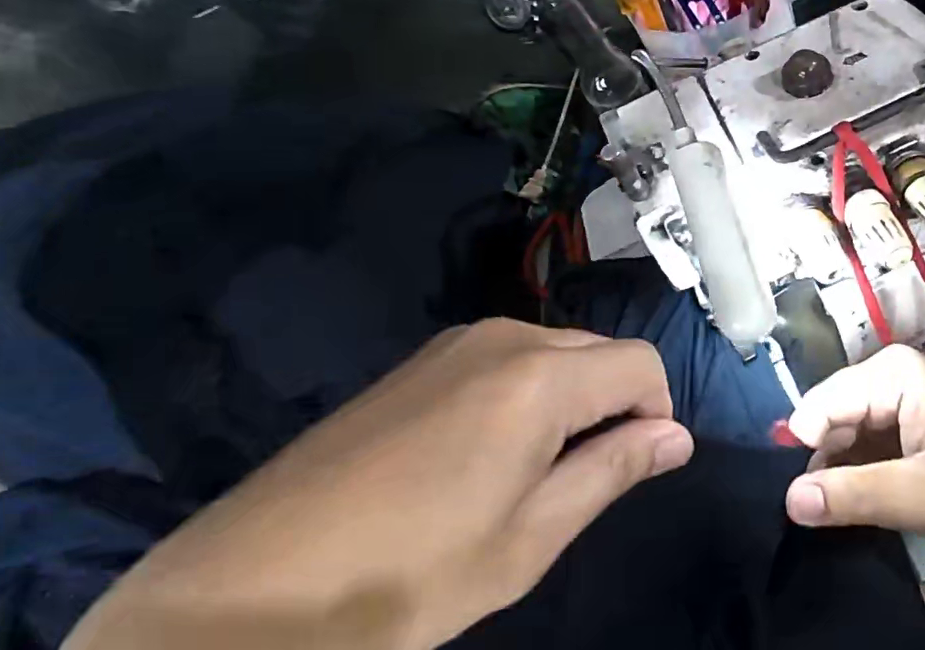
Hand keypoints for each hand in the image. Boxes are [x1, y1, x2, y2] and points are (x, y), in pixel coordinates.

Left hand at [66, 320, 693, 649]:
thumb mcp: (528, 538)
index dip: (655, 412)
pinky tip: (479, 456)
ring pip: (552, 352)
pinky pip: (505, 358)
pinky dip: (524, 393)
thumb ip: (612, 471)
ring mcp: (456, 341)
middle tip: (579, 483)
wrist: (248, 589)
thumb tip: (676, 436)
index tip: (633, 468)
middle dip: (612, 404)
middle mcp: (503, 335)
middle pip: (597, 350)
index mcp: (538, 374)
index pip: (639, 363)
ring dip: (568, 399)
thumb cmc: (407, 577)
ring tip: (527, 476)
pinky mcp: (422, 358)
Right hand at [782, 345, 924, 546]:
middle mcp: (889, 376)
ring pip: (849, 434)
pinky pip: (870, 444)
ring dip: (843, 474)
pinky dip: (863, 474)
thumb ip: (854, 495)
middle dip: (822, 464)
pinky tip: (861, 505)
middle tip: (818, 518)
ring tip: (837, 516)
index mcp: (890, 373)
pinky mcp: (912, 422)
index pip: (820, 406)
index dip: (803, 452)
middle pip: (832, 418)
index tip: (798, 504)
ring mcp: (901, 397)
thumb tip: (789, 501)